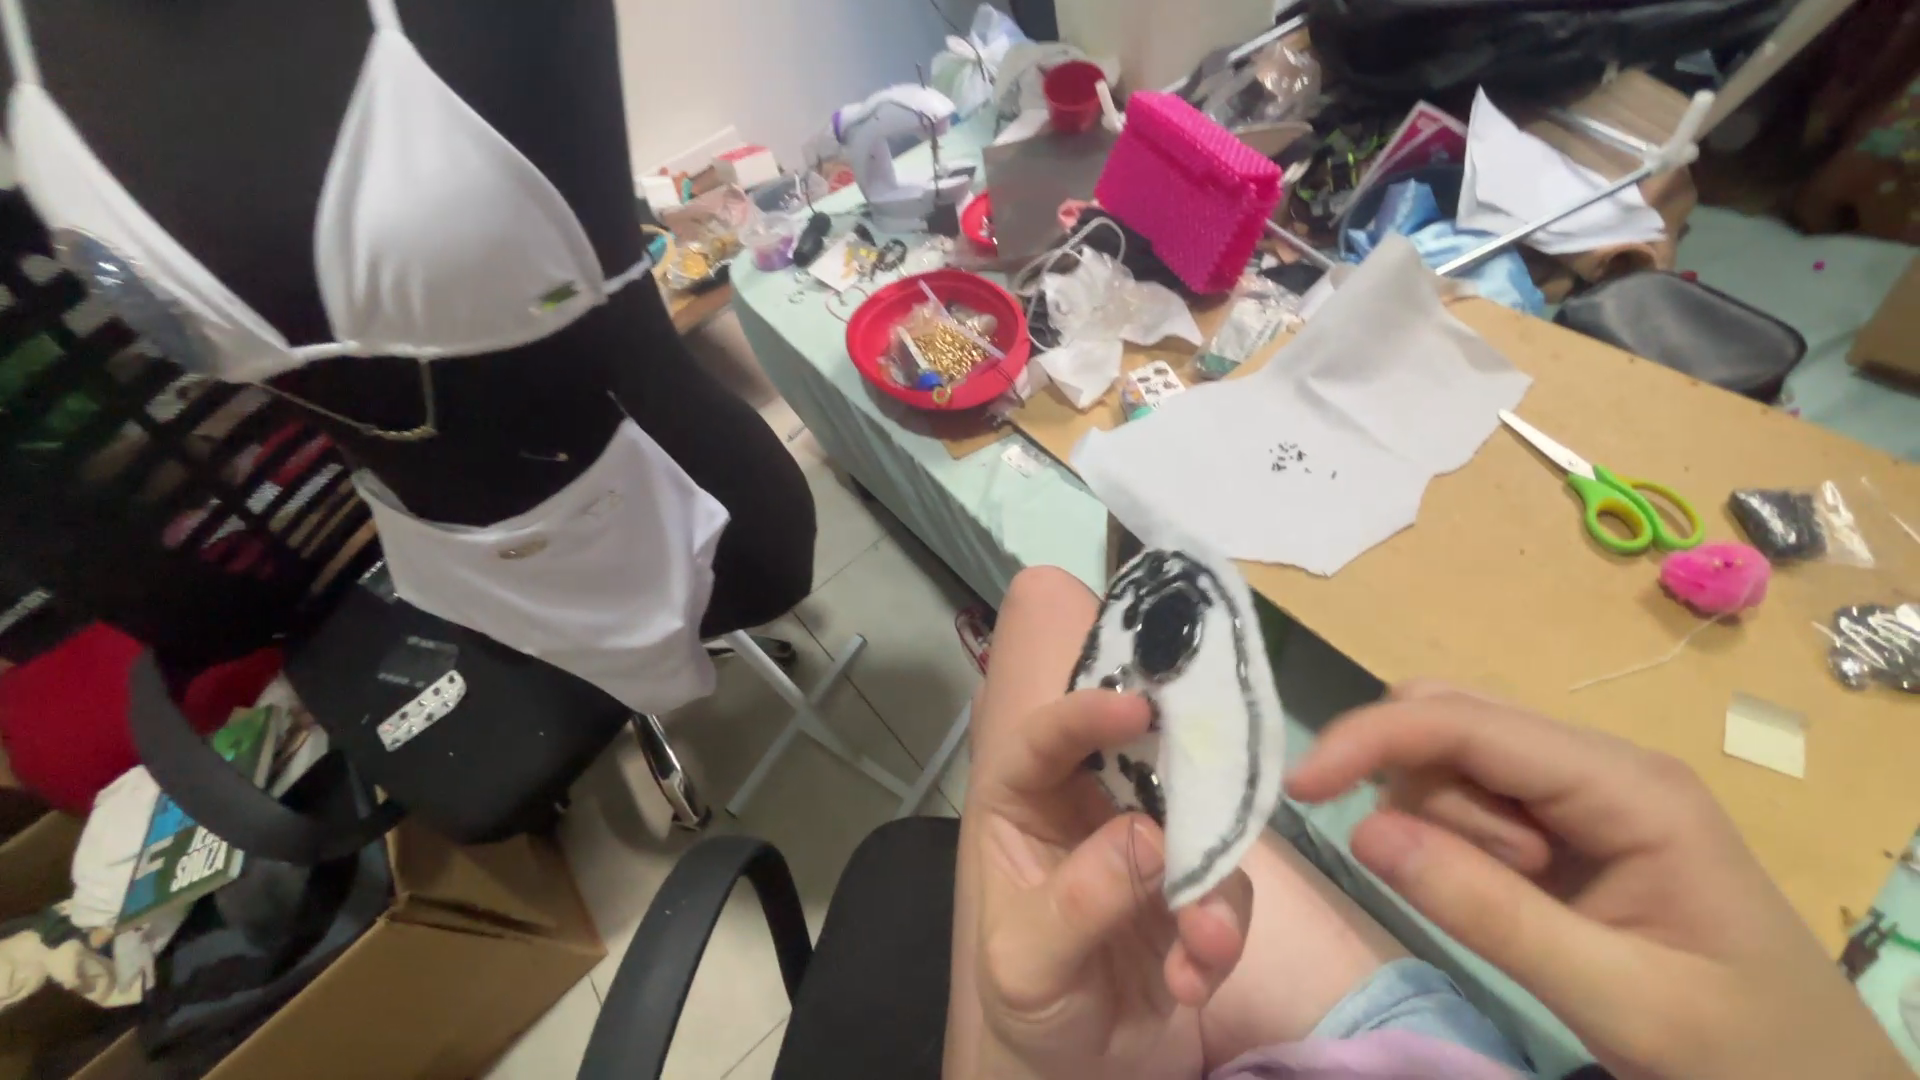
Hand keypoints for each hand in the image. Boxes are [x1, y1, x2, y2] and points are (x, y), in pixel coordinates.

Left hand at [953, 569, 1253, 1079]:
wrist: (1077, 1078)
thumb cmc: (1025, 1007)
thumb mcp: (1028, 962)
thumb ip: (1080, 900)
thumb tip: (1149, 838)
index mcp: (1022, 805)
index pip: (1044, 740)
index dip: (1084, 713)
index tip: (1136, 708)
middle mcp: (1084, 810)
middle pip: (1133, 759)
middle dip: (1175, 771)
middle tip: (1213, 777)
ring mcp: (1141, 847)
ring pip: (1191, 825)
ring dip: (1206, 884)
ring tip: (1204, 945)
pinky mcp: (1187, 893)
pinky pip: (1220, 891)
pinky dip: (1216, 935)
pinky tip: (1192, 982)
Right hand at [1285, 682, 1907, 1079]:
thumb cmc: (1746, 1054)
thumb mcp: (1621, 1001)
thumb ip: (1488, 914)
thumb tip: (1361, 831)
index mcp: (1626, 785)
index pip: (1463, 724)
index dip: (1370, 739)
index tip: (1297, 786)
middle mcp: (1595, 762)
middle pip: (1447, 720)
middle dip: (1409, 784)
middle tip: (1437, 870)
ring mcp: (1578, 787)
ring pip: (1446, 758)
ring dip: (1440, 824)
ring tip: (1519, 905)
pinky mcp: (1560, 817)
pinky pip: (1465, 795)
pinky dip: (1450, 836)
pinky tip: (1511, 889)